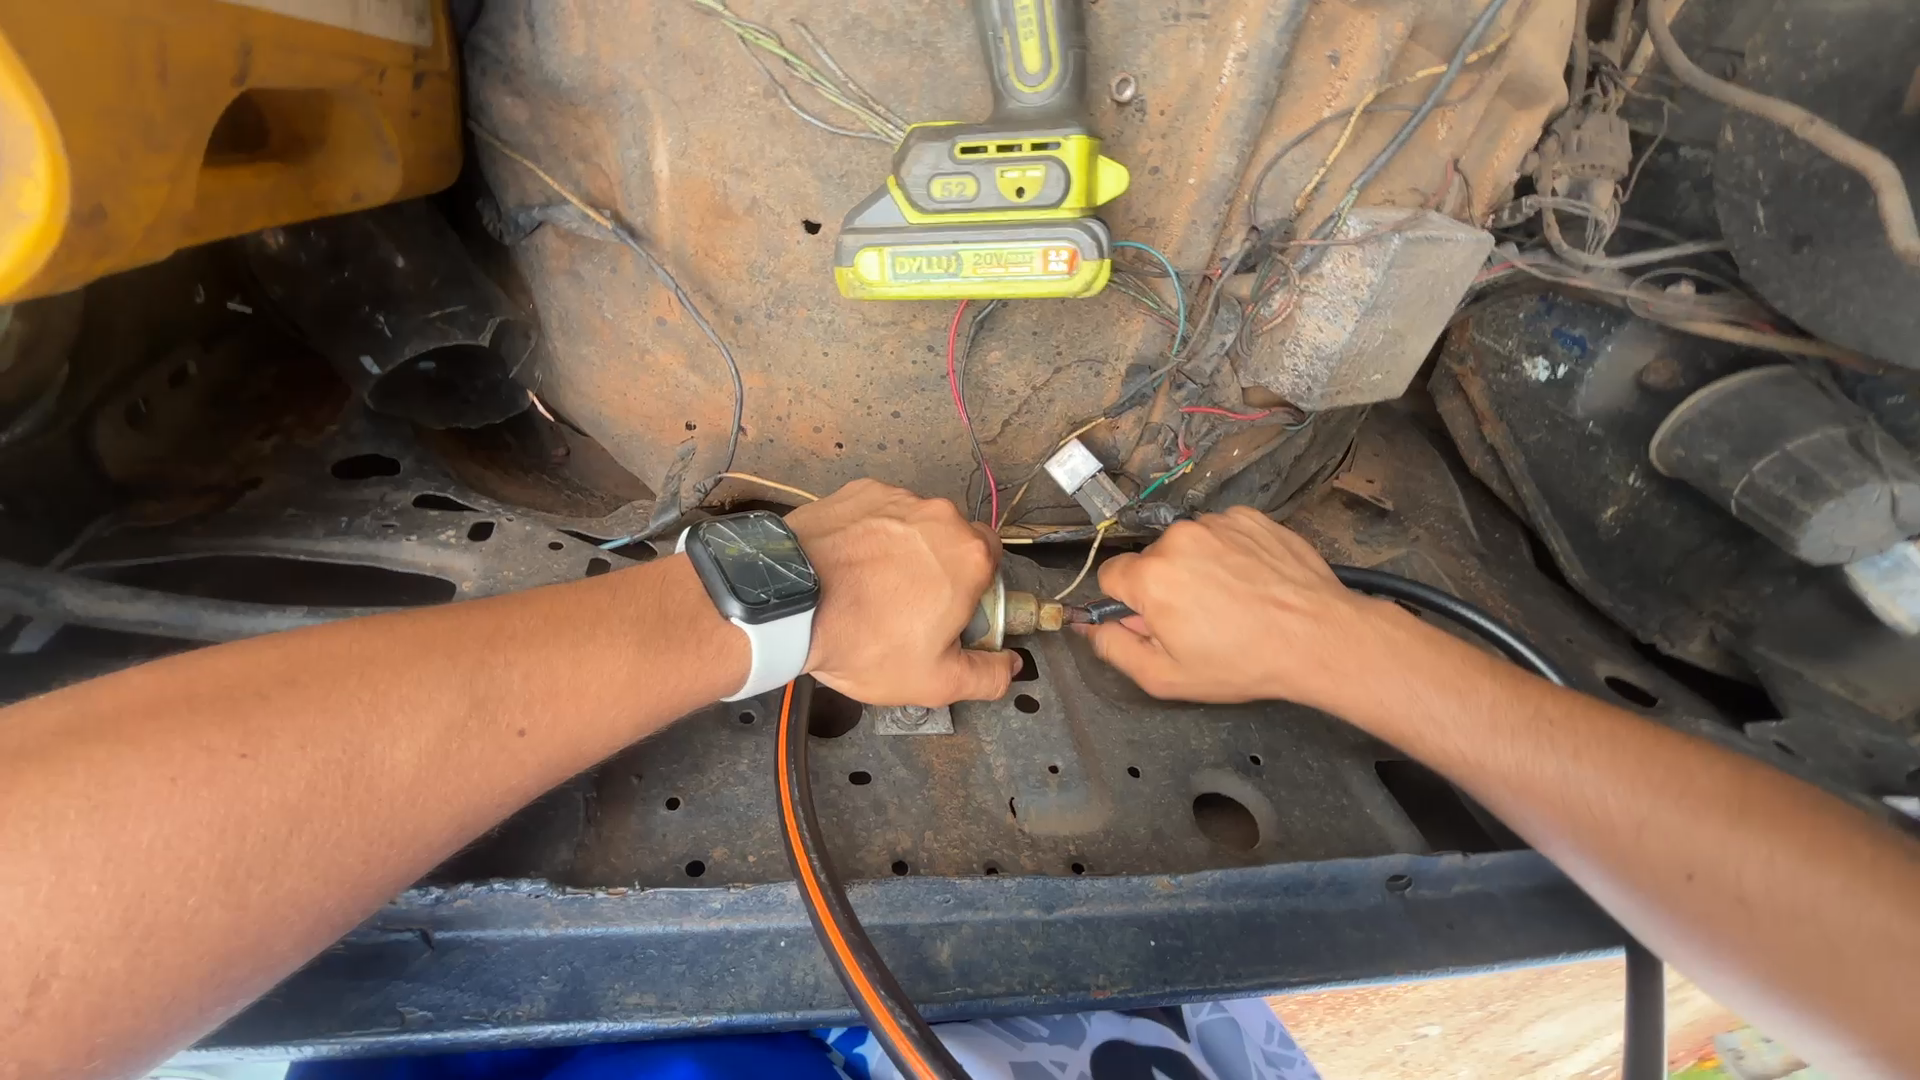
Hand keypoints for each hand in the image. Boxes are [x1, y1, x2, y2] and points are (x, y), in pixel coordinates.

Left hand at [786, 479, 1019, 705]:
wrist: (788, 605)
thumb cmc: (864, 640)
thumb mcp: (935, 681)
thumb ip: (987, 677)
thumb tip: (1011, 666)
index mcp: (970, 556)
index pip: (993, 562)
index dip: (975, 589)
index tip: (952, 611)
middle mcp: (940, 516)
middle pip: (953, 540)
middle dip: (939, 568)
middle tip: (909, 605)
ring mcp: (896, 499)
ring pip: (915, 525)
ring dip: (904, 550)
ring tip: (870, 587)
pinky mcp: (858, 492)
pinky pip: (878, 512)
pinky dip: (870, 533)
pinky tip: (849, 565)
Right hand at [1081, 506, 1407, 706]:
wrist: (1319, 638)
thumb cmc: (1242, 662)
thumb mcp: (1166, 676)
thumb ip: (1114, 649)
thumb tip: (1091, 626)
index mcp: (1149, 577)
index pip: (1111, 575)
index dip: (1128, 602)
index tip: (1154, 620)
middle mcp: (1176, 539)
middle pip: (1151, 560)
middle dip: (1165, 586)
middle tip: (1200, 619)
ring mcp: (1216, 523)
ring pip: (1187, 545)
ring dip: (1198, 567)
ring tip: (1232, 600)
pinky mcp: (1249, 517)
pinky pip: (1222, 532)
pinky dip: (1229, 552)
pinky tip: (1251, 581)